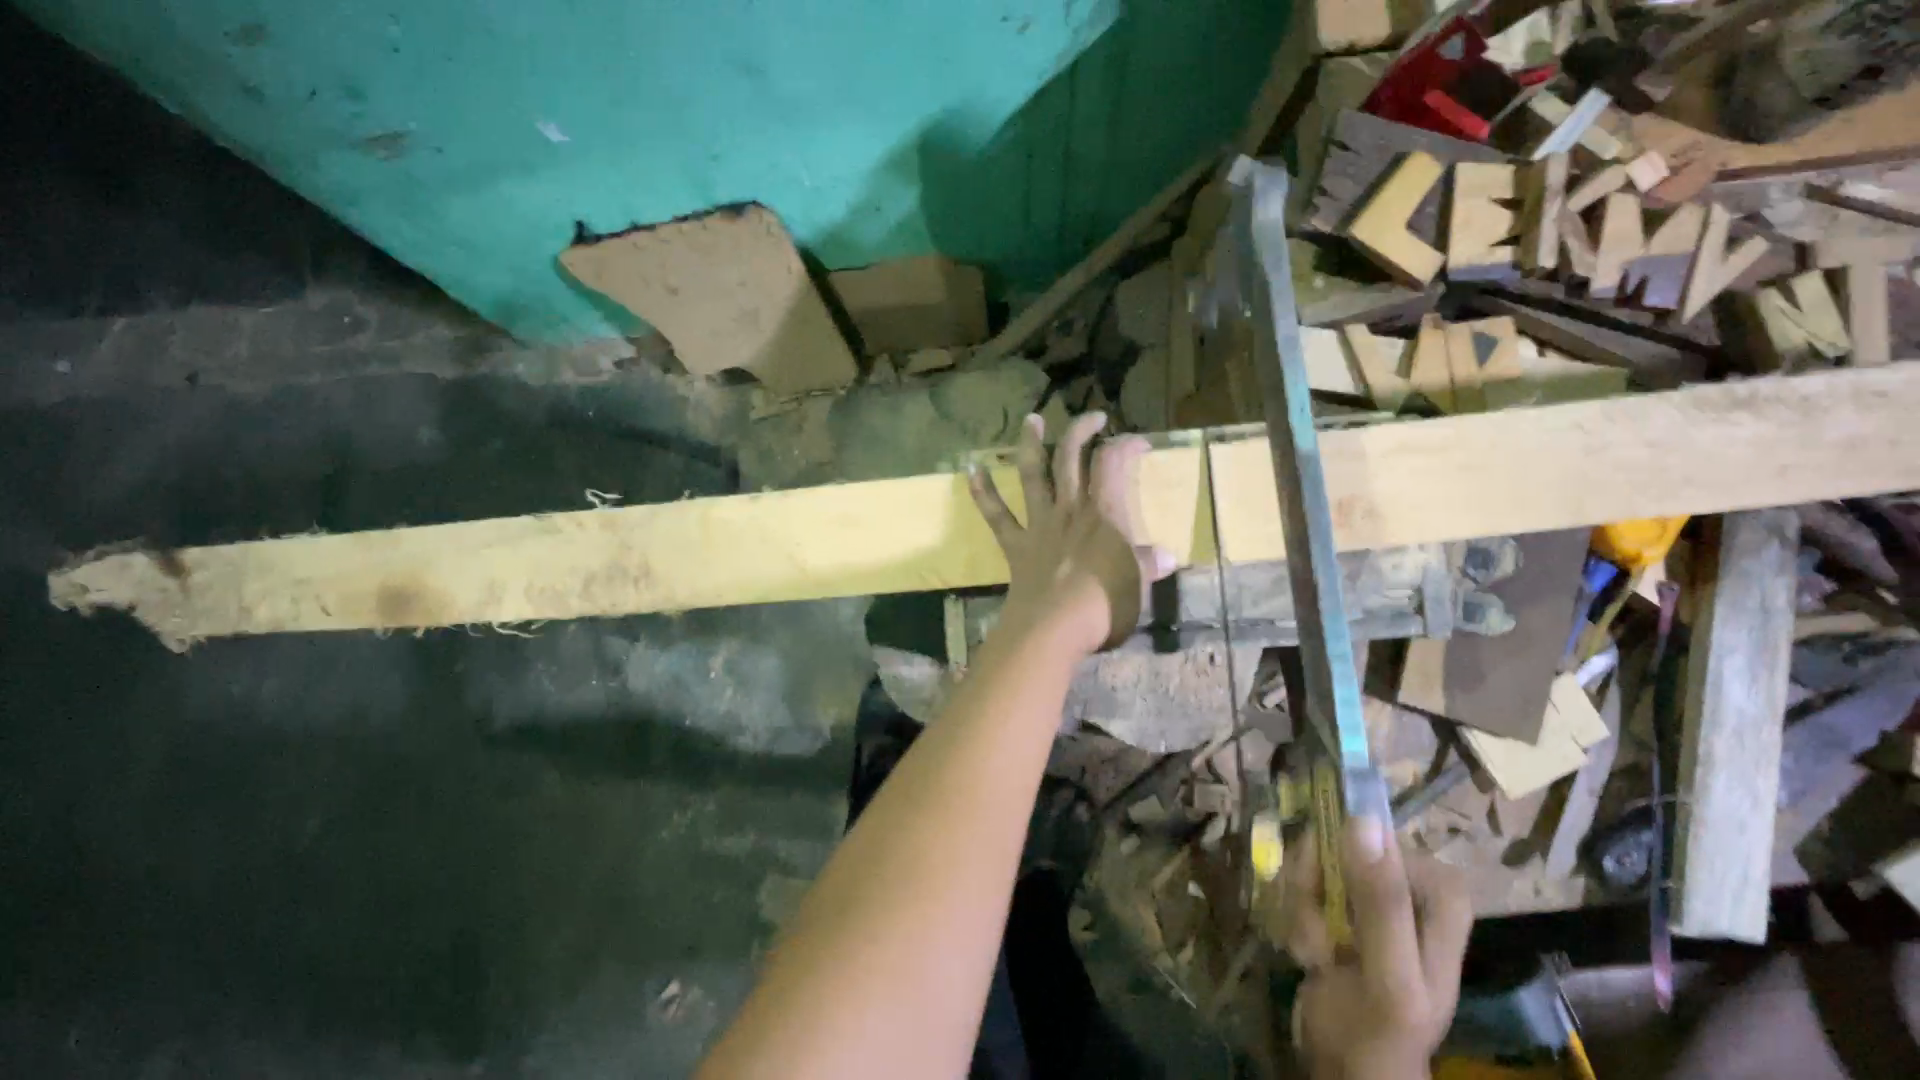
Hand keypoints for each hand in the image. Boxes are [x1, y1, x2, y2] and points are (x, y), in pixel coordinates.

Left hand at [969, 411, 1176, 657]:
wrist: (1053, 629)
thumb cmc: (1104, 607)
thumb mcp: (1137, 586)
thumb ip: (1147, 566)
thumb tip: (1164, 556)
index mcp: (1105, 514)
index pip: (1115, 463)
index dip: (1126, 445)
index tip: (1140, 443)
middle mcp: (1070, 510)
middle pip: (1071, 457)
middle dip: (1082, 430)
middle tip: (1092, 416)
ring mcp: (1039, 525)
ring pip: (1032, 475)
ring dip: (1030, 444)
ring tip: (1031, 420)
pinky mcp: (1015, 546)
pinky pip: (997, 515)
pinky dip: (983, 492)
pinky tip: (972, 471)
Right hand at [1276, 817, 1472, 1079]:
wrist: (1351, 1069)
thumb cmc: (1383, 1030)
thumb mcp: (1390, 974)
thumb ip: (1382, 902)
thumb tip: (1363, 818)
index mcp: (1441, 893)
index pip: (1379, 838)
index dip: (1345, 858)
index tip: (1322, 888)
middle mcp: (1410, 884)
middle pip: (1341, 846)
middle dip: (1314, 890)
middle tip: (1317, 936)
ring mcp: (1374, 895)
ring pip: (1316, 863)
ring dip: (1301, 910)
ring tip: (1314, 953)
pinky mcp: (1343, 907)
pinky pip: (1304, 883)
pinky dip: (1296, 918)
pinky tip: (1308, 953)